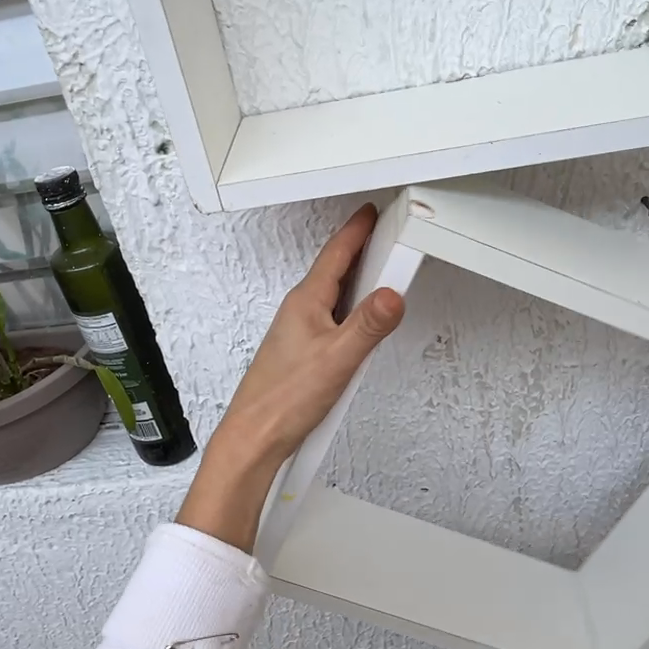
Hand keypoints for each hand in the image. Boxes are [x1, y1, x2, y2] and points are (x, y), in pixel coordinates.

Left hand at [177, 205, 404, 550]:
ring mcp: (299, 332)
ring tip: (381, 277)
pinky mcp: (302, 353)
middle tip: (384, 237)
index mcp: (306, 303)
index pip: (336, 254)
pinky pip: (332, 320)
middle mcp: (300, 312)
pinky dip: (351, 313)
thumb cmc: (283, 399)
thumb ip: (369, 326)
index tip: (371, 212)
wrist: (256, 435)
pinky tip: (361, 329)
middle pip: (335, 271)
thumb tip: (392, 295)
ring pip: (334, 296)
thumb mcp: (337, 358)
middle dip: (361, 251)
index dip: (357, 230)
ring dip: (357, 283)